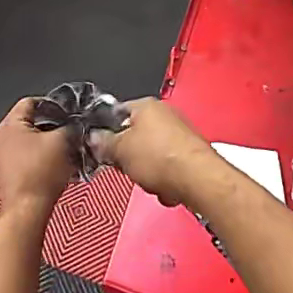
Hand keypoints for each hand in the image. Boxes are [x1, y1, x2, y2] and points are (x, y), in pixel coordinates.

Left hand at [0, 99, 72, 218]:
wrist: (28, 209)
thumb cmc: (40, 173)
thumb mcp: (63, 141)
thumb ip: (70, 126)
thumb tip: (75, 124)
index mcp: (10, 125)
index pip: (30, 101)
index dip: (51, 104)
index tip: (66, 110)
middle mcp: (2, 138)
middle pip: (31, 121)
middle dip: (53, 125)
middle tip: (70, 128)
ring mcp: (3, 157)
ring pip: (31, 140)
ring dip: (49, 142)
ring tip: (68, 147)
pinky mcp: (9, 173)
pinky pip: (28, 157)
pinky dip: (43, 157)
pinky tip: (59, 164)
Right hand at [89, 98, 222, 207]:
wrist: (197, 179)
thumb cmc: (164, 158)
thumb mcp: (120, 150)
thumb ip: (103, 143)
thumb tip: (95, 139)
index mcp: (146, 106)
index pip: (117, 112)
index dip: (106, 130)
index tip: (101, 145)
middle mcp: (164, 115)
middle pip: (134, 135)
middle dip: (129, 156)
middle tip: (126, 166)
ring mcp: (178, 134)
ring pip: (150, 154)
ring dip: (146, 171)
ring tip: (149, 180)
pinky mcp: (188, 154)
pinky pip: (167, 166)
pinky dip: (164, 178)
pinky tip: (165, 187)